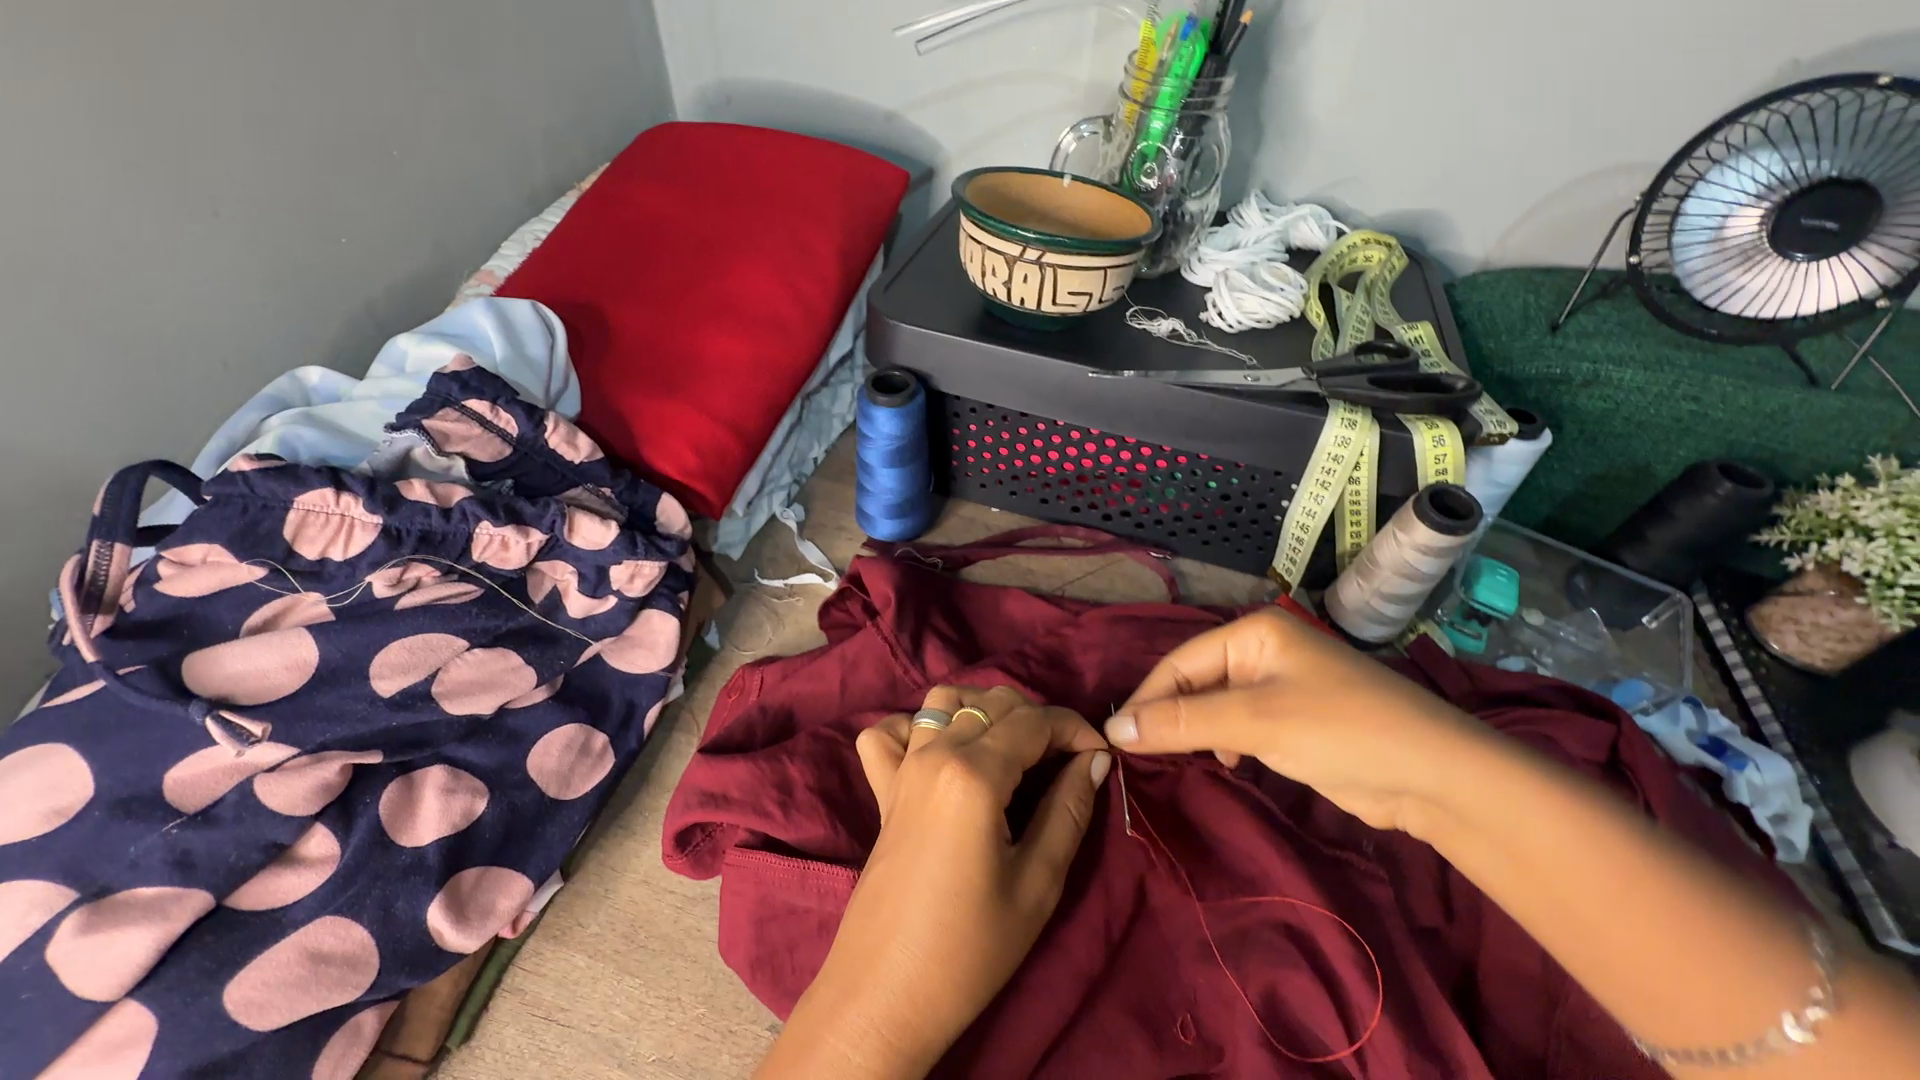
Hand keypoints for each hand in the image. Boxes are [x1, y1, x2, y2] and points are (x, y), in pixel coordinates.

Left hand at [759, 686, 1110, 1078]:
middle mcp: (932, 755)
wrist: (887, 993)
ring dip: (983, 711)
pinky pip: (890, 734)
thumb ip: (1068, 810)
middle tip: (1066, 762)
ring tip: (1013, 751)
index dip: (1075, 728)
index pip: (1033, 720)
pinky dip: (917, 728)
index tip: (1100, 755)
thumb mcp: (1037, 882)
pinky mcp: (882, 792)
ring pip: (942, 702)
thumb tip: (1094, 760)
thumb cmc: (971, 947)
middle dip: (1037, 719)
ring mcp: (901, 770)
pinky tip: (944, 757)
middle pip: (991, 703)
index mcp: (973, 774)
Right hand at [1106, 607, 1499, 835]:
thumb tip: (1113, 730)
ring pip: (1216, 704)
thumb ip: (1181, 722)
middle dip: (1170, 716)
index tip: (1117, 740)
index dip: (1147, 699)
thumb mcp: (1254, 722)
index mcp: (1255, 632)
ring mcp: (1283, 685)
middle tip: (1141, 756)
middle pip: (1196, 681)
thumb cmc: (1341, 731)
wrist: (1434, 775)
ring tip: (1179, 760)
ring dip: (1196, 730)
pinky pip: (1241, 723)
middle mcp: (1265, 650)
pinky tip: (1228, 762)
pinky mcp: (1296, 719)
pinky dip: (1225, 741)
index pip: (1180, 661)